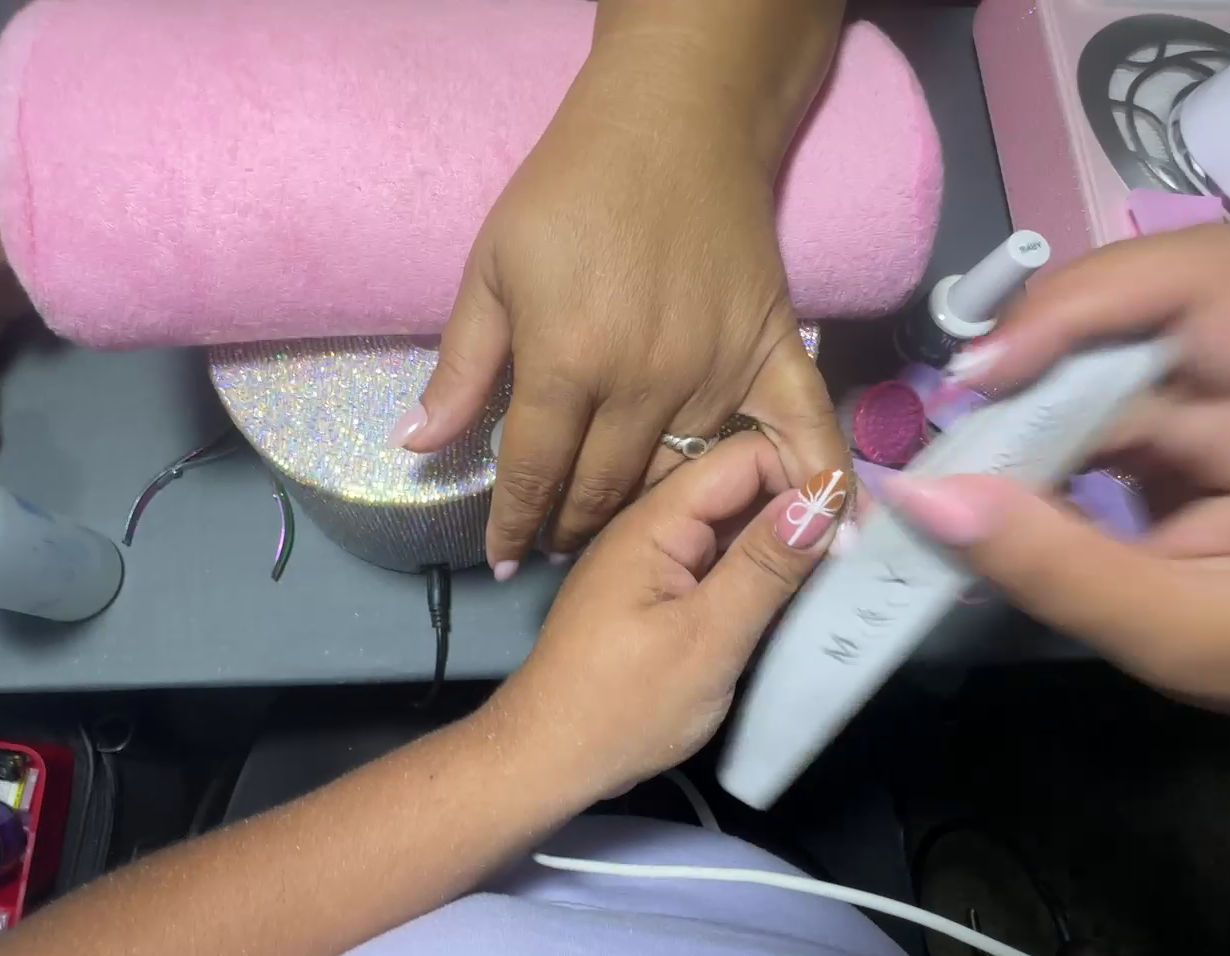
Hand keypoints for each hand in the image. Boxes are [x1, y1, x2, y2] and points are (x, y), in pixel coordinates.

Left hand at [398, 41, 845, 577]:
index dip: (512, 524)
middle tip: (555, 545)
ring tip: (620, 540)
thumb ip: (460, 370)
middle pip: (600, 489)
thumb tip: (415, 448)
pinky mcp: (769, 354)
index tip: (503, 560)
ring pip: (673, 478)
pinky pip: (799, 432)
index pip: (533, 473)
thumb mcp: (490, 272)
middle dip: (569, 528)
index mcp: (567, 361)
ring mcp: (713, 374)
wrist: (672, 122)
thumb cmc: (568, 195)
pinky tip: (814, 530)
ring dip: (641, 517)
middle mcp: (643, 383)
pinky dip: (808, 483)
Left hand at [493, 433, 853, 791]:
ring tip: (835, 581)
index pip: (744, 457)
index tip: (853, 527)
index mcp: (656, 520)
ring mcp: (652, 562)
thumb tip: (824, 498)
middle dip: (800, 513)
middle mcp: (652, 527)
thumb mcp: (706, 637)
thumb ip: (765, 566)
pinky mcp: (657, 595)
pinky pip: (716, 567)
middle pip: (740, 490)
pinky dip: (755, 578)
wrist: (550, 756)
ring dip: (782, 549)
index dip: (804, 478)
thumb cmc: (624, 704)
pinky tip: (790, 603)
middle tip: (858, 558)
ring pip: (732, 531)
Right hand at [886, 227, 1229, 727]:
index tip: (988, 374)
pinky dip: (1031, 421)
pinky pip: (1093, 393)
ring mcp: (1228, 395)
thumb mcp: (1173, 634)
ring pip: (1109, 343)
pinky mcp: (1185, 421)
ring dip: (1024, 384)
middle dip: (1037, 335)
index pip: (1213, 284)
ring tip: (966, 446)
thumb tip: (920, 496)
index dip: (1086, 302)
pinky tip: (1001, 467)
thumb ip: (1048, 566)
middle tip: (960, 404)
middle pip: (1148, 292)